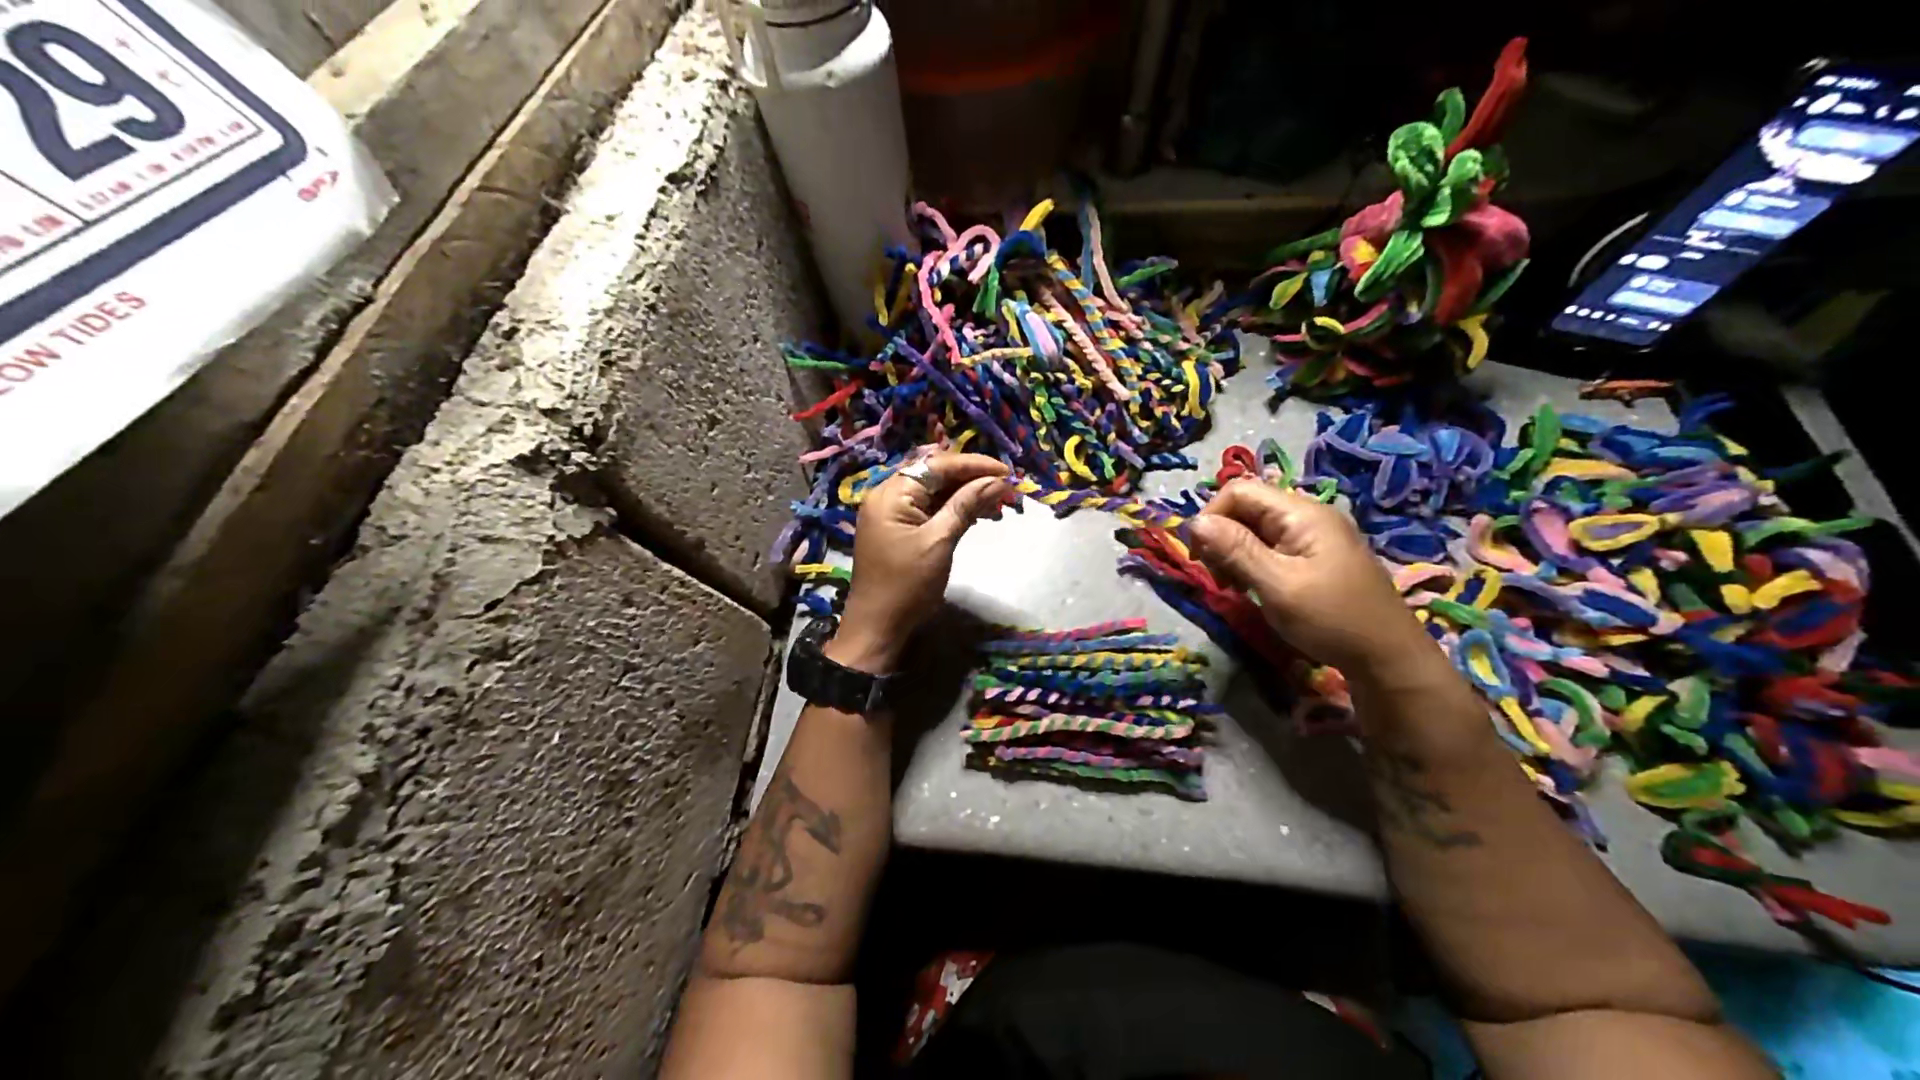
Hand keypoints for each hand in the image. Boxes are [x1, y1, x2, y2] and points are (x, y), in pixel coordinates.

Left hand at [829, 452, 1015, 674]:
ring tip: (1000, 505)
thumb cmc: (907, 586)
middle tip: (1008, 490)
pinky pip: (930, 509)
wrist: (877, 627)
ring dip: (967, 495)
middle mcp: (888, 495)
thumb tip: (997, 480)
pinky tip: (980, 516)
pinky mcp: (899, 529)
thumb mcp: (939, 542)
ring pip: (936, 492)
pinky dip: (955, 509)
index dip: (974, 465)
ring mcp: (892, 513)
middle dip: (973, 479)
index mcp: (891, 493)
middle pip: (936, 475)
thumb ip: (966, 505)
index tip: (1007, 473)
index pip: (937, 465)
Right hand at [1187, 481, 1431, 675]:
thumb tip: (1194, 522)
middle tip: (1218, 576)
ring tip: (1233, 585)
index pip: (1239, 491)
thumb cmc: (1331, 619)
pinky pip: (1271, 546)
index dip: (1211, 516)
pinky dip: (1252, 562)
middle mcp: (1308, 516)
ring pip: (1255, 528)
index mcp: (1302, 513)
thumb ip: (1236, 551)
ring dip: (1234, 552)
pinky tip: (1252, 587)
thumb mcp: (1278, 586)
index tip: (1200, 556)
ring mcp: (1313, 536)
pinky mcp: (1314, 557)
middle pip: (1247, 507)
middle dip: (1221, 537)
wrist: (1388, 657)